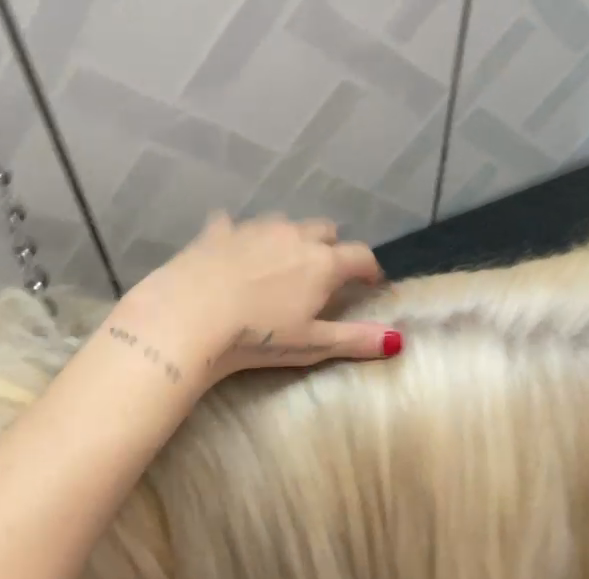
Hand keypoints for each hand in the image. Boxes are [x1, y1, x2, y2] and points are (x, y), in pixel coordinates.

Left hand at [123, 213, 397, 386]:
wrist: (189, 318)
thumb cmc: (258, 337)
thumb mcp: (313, 345)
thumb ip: (356, 340)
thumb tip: (399, 340)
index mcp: (322, 264)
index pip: (360, 257)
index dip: (370, 270)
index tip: (371, 284)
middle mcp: (293, 236)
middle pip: (324, 230)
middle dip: (332, 247)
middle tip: (326, 273)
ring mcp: (253, 229)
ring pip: (284, 223)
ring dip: (290, 239)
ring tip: (282, 263)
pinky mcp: (216, 232)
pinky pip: (235, 225)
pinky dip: (241, 237)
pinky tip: (233, 252)